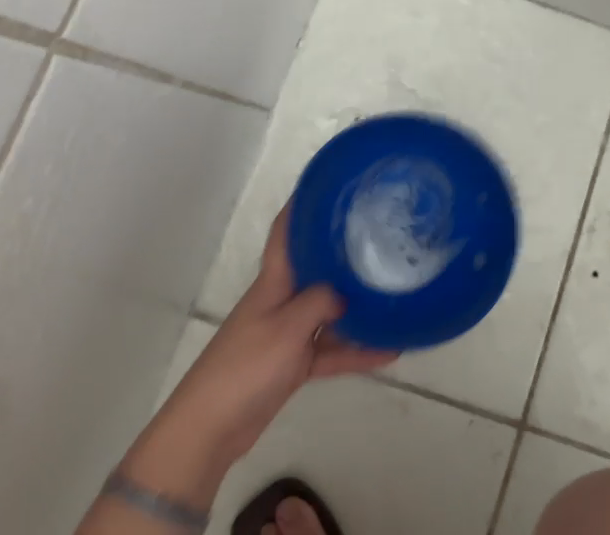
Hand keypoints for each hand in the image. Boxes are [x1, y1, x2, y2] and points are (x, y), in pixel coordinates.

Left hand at [122, 206, 397, 504]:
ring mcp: (288, 333)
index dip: (303, 205)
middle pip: (315, 269)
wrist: (212, 427)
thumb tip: (346, 293)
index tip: (330, 183)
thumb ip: (320, 303)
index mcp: (273, 283)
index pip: (287, 232)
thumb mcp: (288, 328)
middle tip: (382, 236)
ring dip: (359, 308)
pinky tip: (391, 350)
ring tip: (397, 294)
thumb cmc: (246, 367)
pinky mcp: (293, 364)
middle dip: (343, 252)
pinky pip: (331, 350)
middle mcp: (281, 301)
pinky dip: (357, 351)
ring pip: (330, 312)